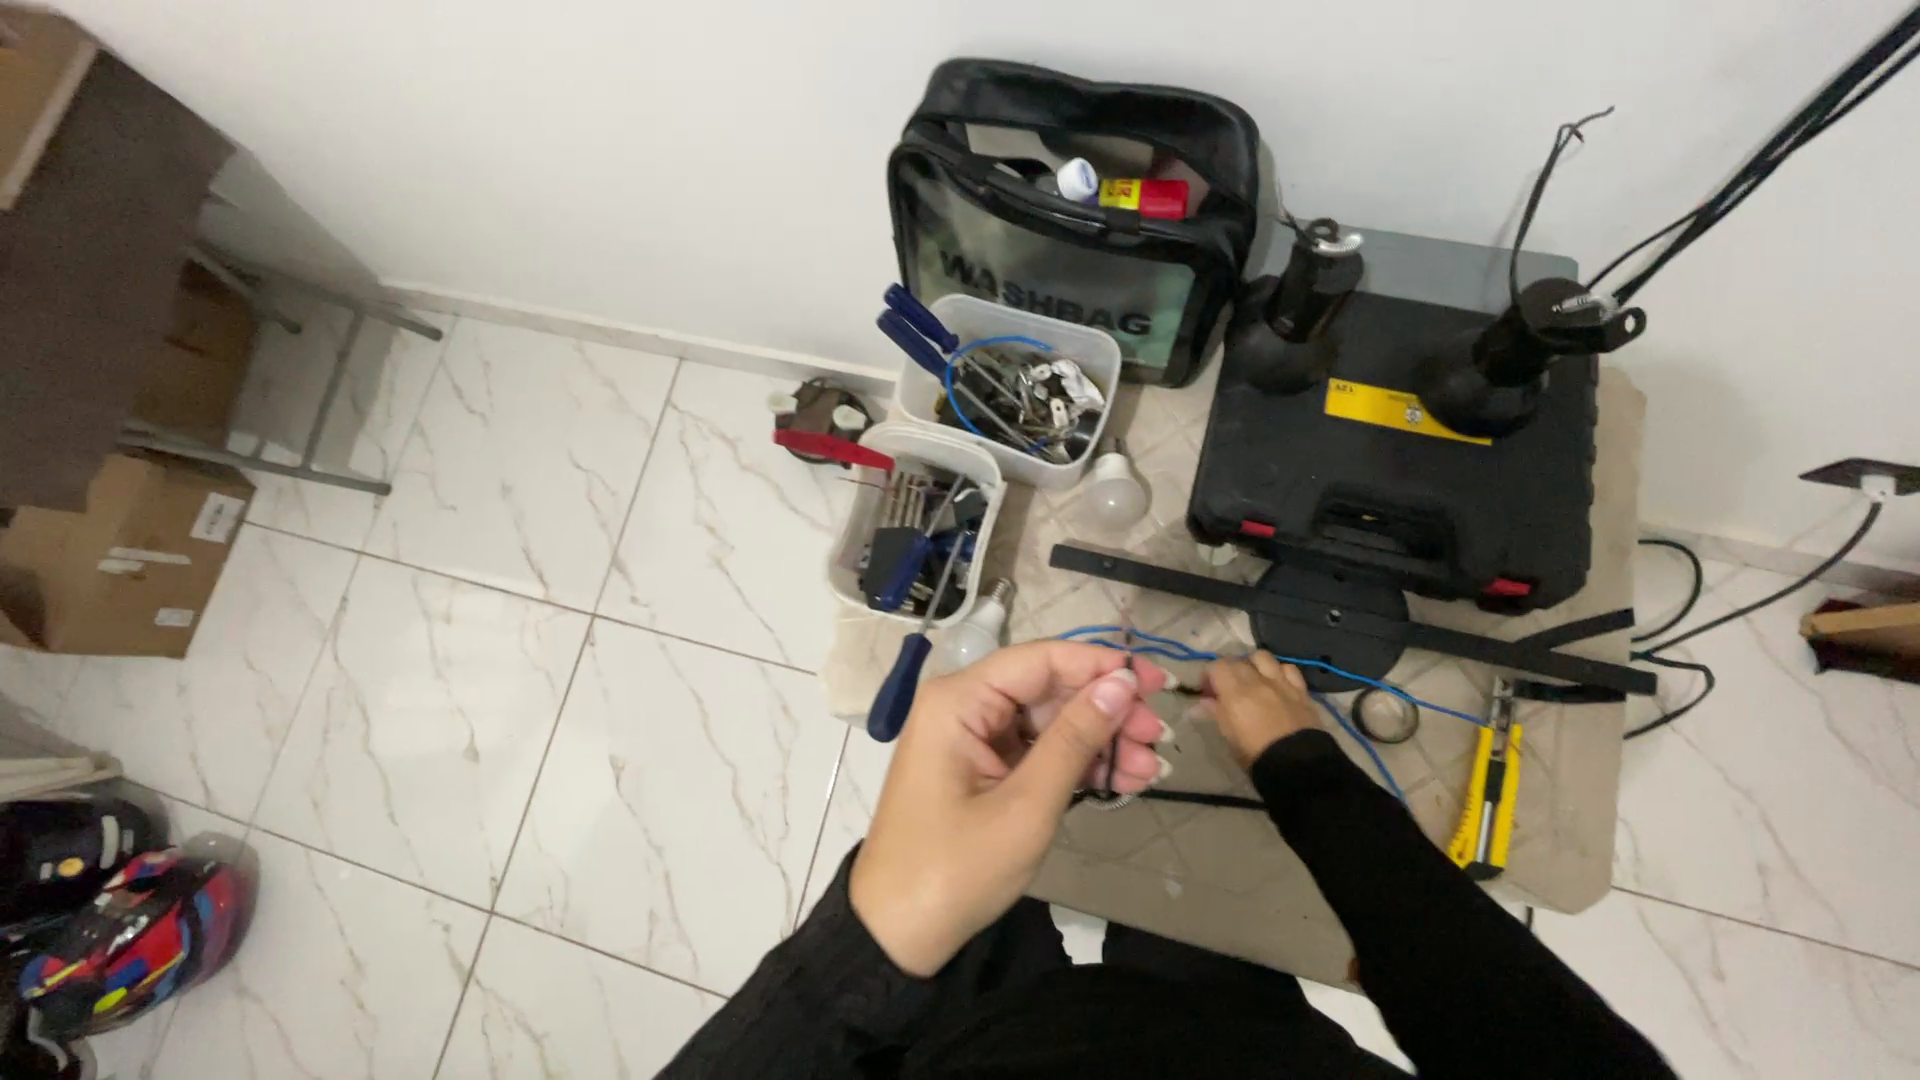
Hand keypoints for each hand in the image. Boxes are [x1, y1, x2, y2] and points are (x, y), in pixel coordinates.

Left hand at [849, 641, 1168, 975]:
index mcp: (959, 700)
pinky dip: (1076, 763)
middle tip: (1157, 736)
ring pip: (1048, 720)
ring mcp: (971, 737)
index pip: (1040, 659)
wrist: (898, 934)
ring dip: (1098, 741)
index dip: (1101, 664)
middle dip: (1105, 710)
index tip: (1156, 680)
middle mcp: (963, 705)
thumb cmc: (956, 868)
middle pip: (1047, 688)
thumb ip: (1074, 739)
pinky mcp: (981, 767)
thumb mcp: (1026, 805)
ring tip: (1149, 768)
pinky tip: (1122, 780)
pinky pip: (1036, 750)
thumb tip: (1122, 683)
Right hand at [1194, 651, 1319, 767]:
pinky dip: (1279, 671)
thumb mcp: (1229, 736)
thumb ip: (1215, 713)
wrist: (1298, 766)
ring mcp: (1281, 684)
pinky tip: (1276, 683)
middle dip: (1228, 670)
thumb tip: (1200, 703)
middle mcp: (1257, 681)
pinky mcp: (1300, 691)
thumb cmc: (1256, 755)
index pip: (1217, 666)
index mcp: (1235, 693)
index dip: (1209, 675)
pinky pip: (1288, 669)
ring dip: (1253, 664)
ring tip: (1252, 679)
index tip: (1207, 691)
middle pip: (1237, 661)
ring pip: (1263, 657)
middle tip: (1226, 687)